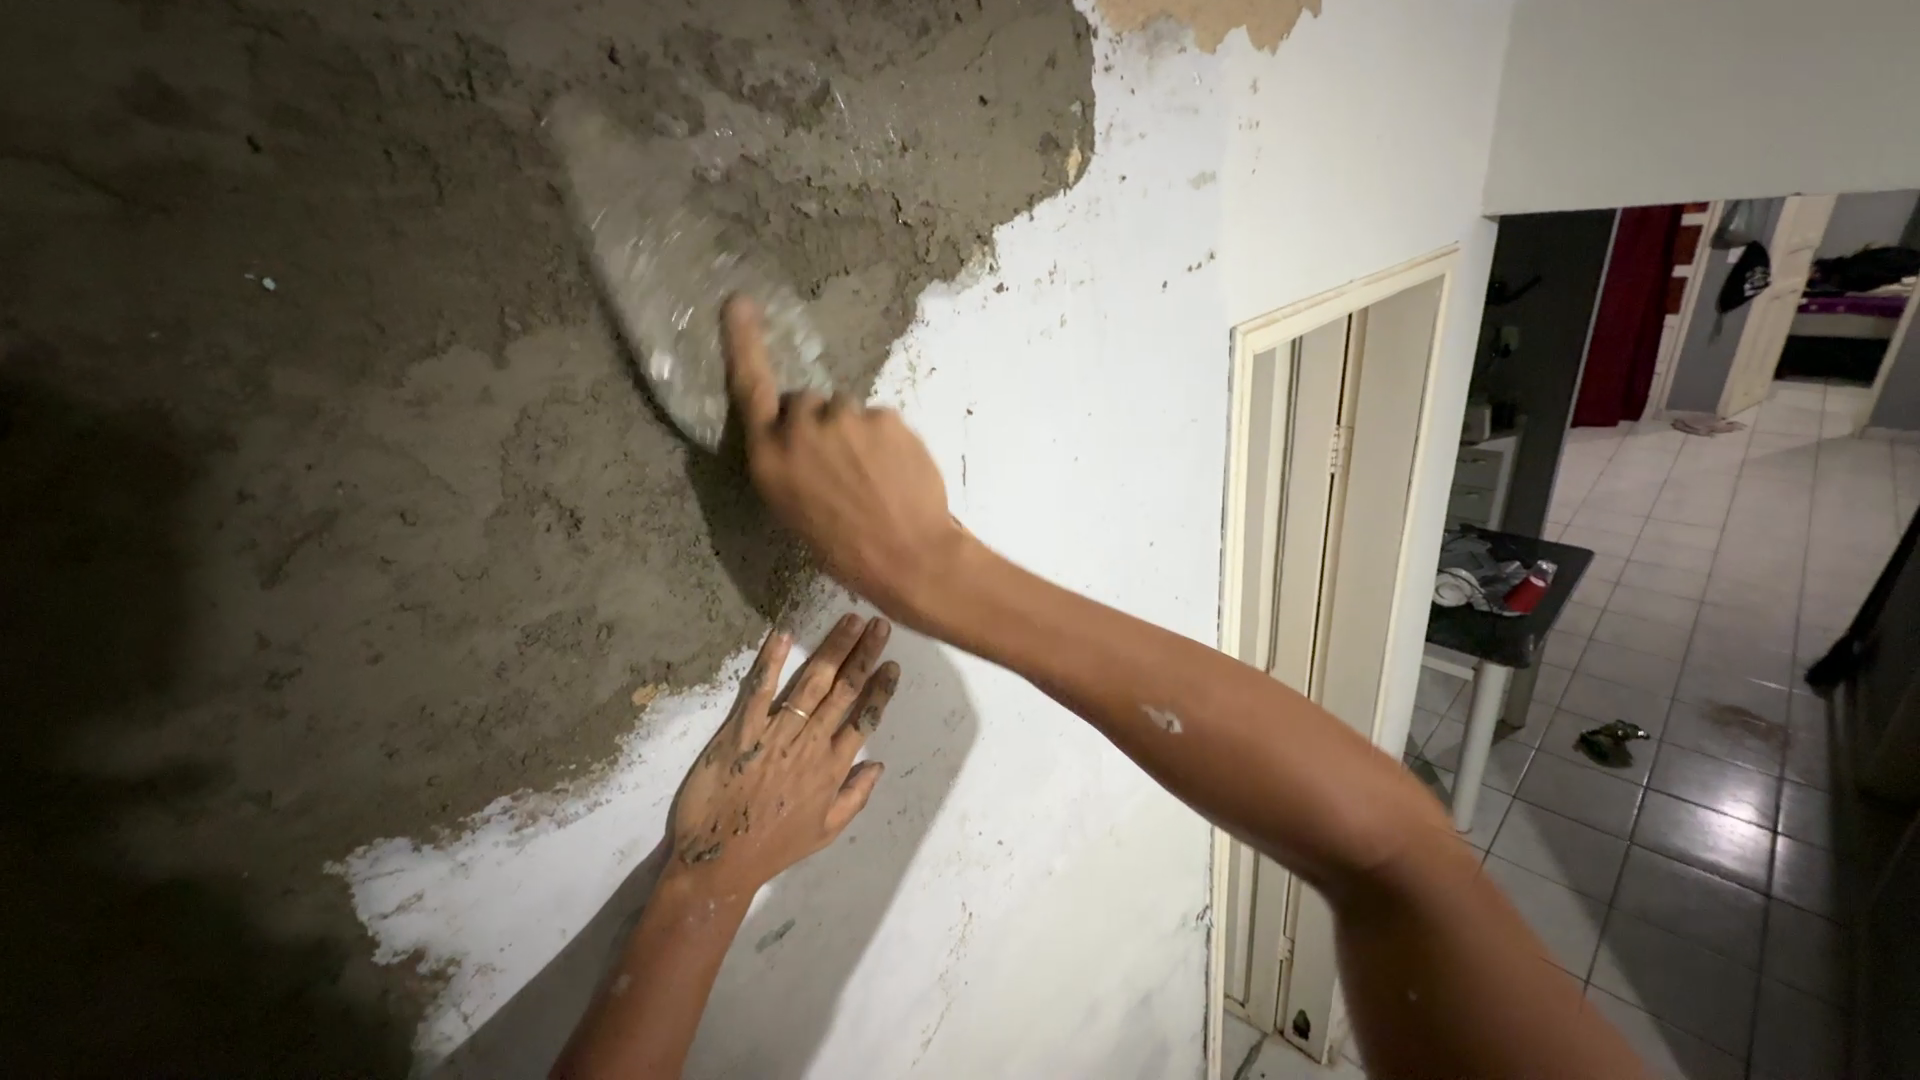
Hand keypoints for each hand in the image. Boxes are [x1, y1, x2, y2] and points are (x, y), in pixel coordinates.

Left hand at [664, 613, 899, 898]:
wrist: (718, 863)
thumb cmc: (773, 847)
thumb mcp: (826, 831)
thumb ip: (856, 797)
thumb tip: (879, 764)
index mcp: (832, 768)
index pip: (864, 719)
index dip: (880, 690)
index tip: (892, 664)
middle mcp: (810, 744)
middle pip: (843, 691)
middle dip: (863, 655)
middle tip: (879, 625)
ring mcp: (776, 734)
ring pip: (811, 683)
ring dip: (832, 649)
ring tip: (850, 621)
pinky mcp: (741, 731)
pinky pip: (759, 690)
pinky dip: (772, 662)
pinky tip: (784, 635)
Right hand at [723, 296, 969, 618]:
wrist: (908, 557)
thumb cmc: (845, 549)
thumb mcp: (795, 511)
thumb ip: (789, 464)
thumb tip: (801, 442)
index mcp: (769, 460)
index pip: (749, 389)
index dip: (743, 344)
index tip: (740, 303)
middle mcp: (800, 429)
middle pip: (806, 401)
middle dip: (819, 423)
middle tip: (841, 464)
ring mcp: (845, 419)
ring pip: (847, 411)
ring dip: (855, 433)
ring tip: (873, 475)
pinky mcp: (884, 417)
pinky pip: (880, 420)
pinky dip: (887, 440)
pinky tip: (894, 471)